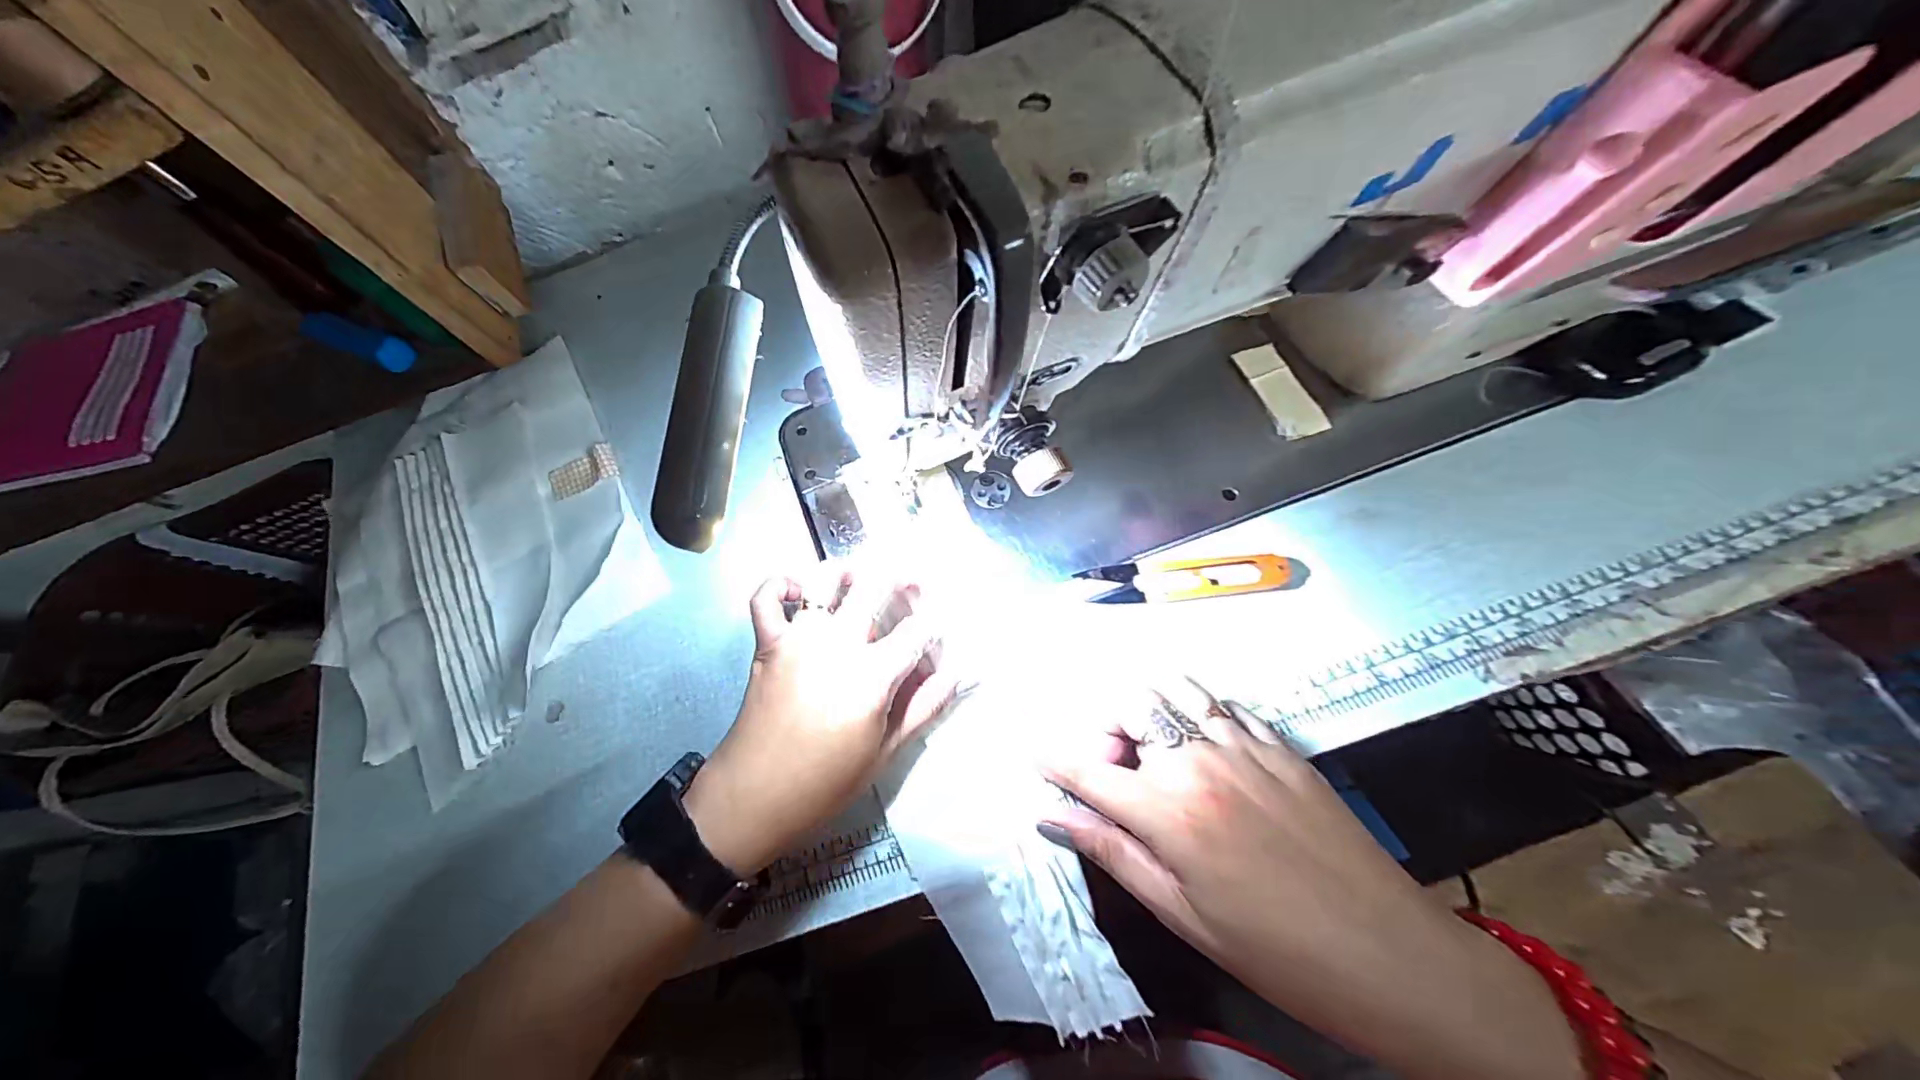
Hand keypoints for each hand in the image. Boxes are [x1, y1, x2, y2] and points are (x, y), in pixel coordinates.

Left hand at [684, 565, 958, 875]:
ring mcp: (799, 639)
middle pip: (876, 586)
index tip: (933, 642)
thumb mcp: (885, 751)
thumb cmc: (826, 782)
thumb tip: (956, 675)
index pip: (918, 631)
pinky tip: (799, 590)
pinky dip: (781, 584)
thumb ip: (923, 707)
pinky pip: (768, 598)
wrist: (754, 797)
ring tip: (859, 581)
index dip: (933, 631)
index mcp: (873, 674)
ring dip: (847, 573)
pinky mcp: (767, 643)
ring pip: (825, 581)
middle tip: (911, 585)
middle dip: (901, 579)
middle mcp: (838, 644)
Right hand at [1040, 679, 1584, 1079]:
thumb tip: (1055, 819)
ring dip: (1149, 706)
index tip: (1037, 756)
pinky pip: (1226, 706)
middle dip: (1105, 729)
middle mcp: (1198, 762)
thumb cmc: (1273, 950)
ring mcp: (1243, 748)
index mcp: (1167, 812)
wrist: (1389, 953)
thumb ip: (1114, 853)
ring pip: (1176, 692)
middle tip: (1112, 766)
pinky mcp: (1281, 747)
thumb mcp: (1181, 913)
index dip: (1055, 761)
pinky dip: (1199, 710)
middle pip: (1129, 709)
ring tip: (1150, 741)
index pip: (1089, 771)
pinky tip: (1202, 736)